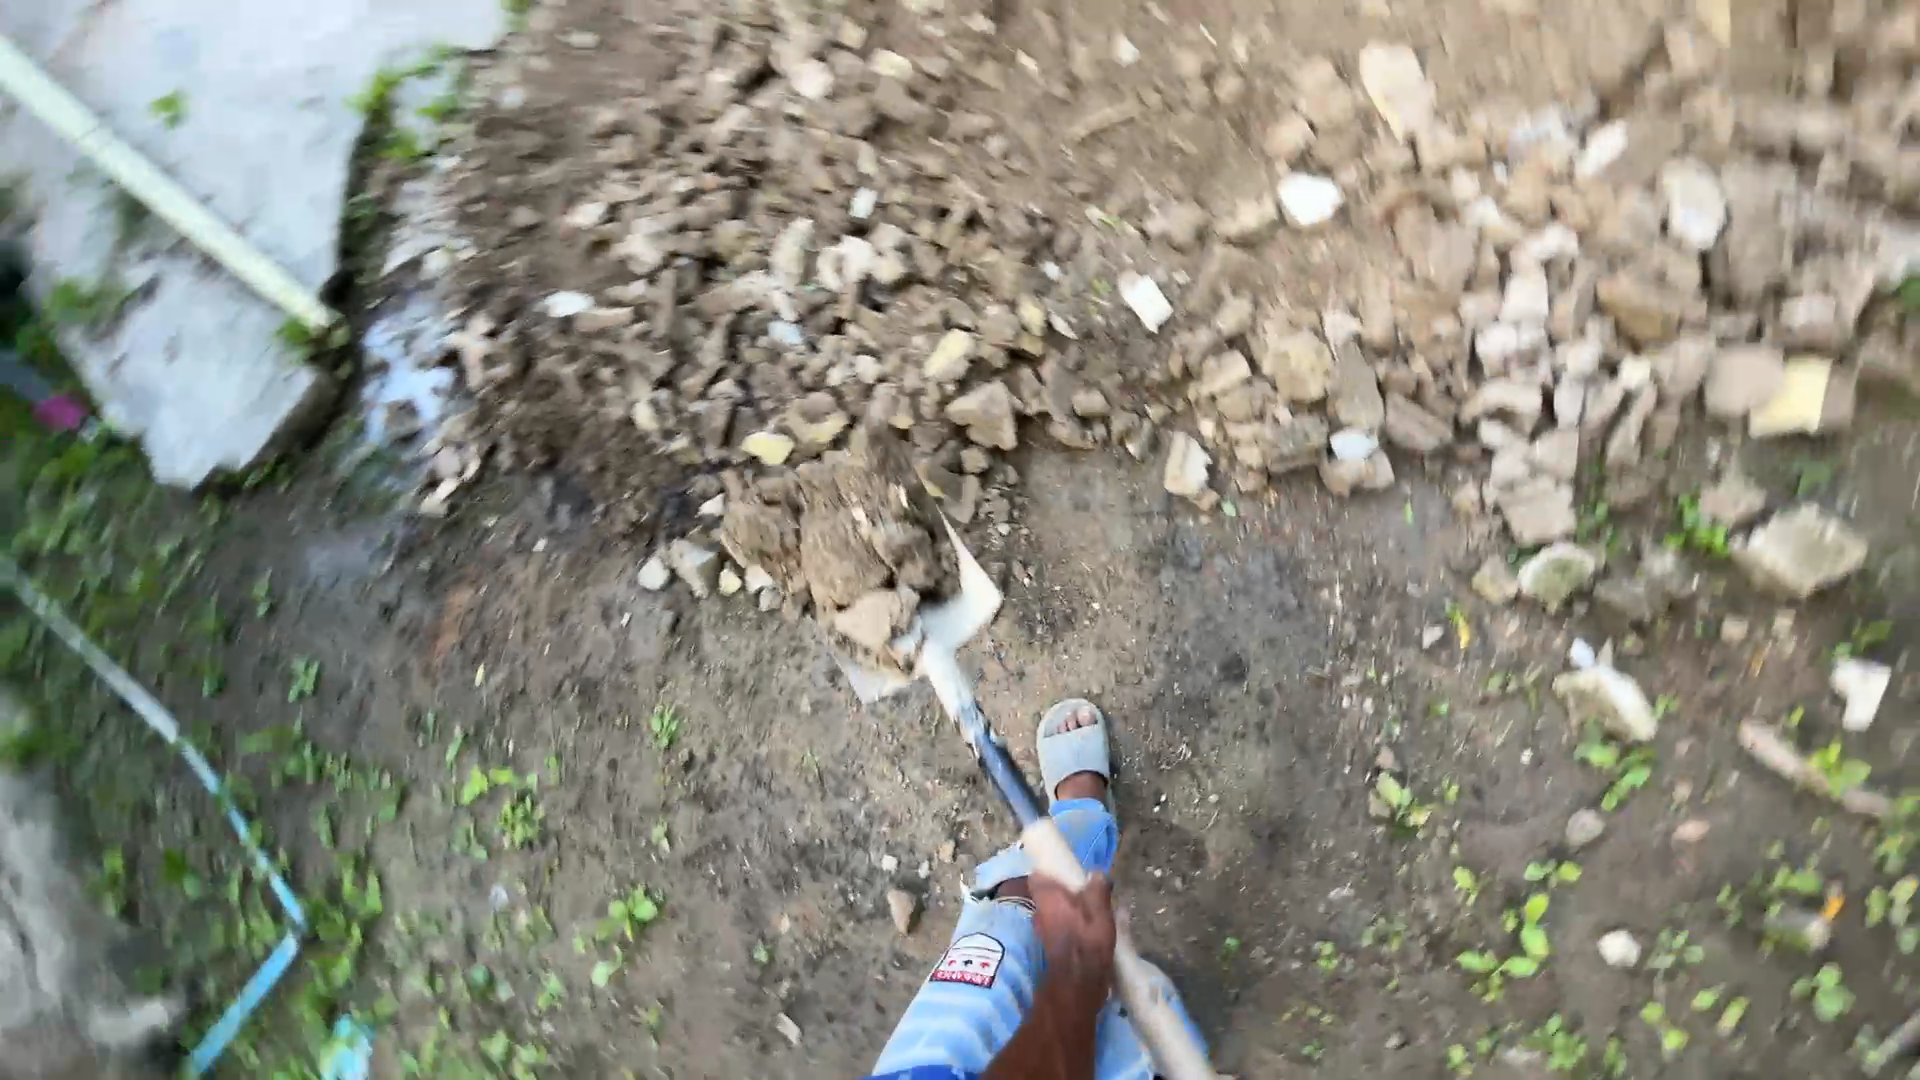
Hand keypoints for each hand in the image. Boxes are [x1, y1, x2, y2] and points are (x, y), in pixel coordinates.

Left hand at [1030, 872, 1115, 1000]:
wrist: (1079, 983)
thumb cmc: (1087, 941)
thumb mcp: (1099, 910)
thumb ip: (1097, 888)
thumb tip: (1096, 874)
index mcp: (1046, 896)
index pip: (1037, 876)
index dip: (1049, 871)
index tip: (1066, 871)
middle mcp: (1038, 911)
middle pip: (1047, 894)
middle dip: (1063, 892)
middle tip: (1085, 891)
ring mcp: (1041, 930)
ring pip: (1053, 911)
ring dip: (1067, 910)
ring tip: (1090, 911)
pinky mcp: (1050, 946)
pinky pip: (1058, 926)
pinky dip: (1069, 925)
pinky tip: (1088, 930)